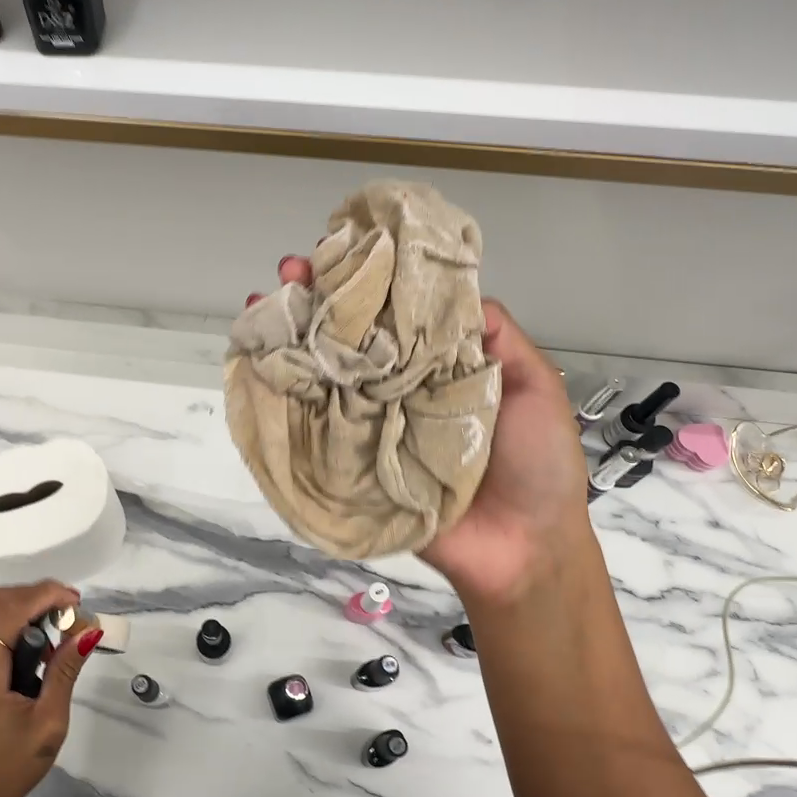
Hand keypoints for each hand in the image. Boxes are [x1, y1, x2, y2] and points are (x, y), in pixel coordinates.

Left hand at [0, 581, 101, 796]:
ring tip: (55, 628)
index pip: (9, 612)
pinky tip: (30, 643)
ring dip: (21, 608)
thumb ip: (65, 671)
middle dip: (35, 596)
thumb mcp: (48, 724)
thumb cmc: (8, 770)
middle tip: (69, 612)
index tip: (76, 601)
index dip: (44, 596)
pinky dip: (5, 624)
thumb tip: (89, 631)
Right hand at [253, 257, 591, 604]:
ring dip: (289, 341)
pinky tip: (258, 371)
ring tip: (261, 309)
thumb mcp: (532, 384)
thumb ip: (494, 335)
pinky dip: (282, 403)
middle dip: (316, 302)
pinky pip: (314, 434)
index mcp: (437, 365)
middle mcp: (397, 390)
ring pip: (323, 378)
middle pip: (350, 339)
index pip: (396, 312)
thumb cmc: (538, 465)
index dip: (367, 279)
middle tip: (288, 273)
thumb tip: (447, 286)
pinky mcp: (353, 469)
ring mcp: (371, 429)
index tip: (341, 247)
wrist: (523, 549)